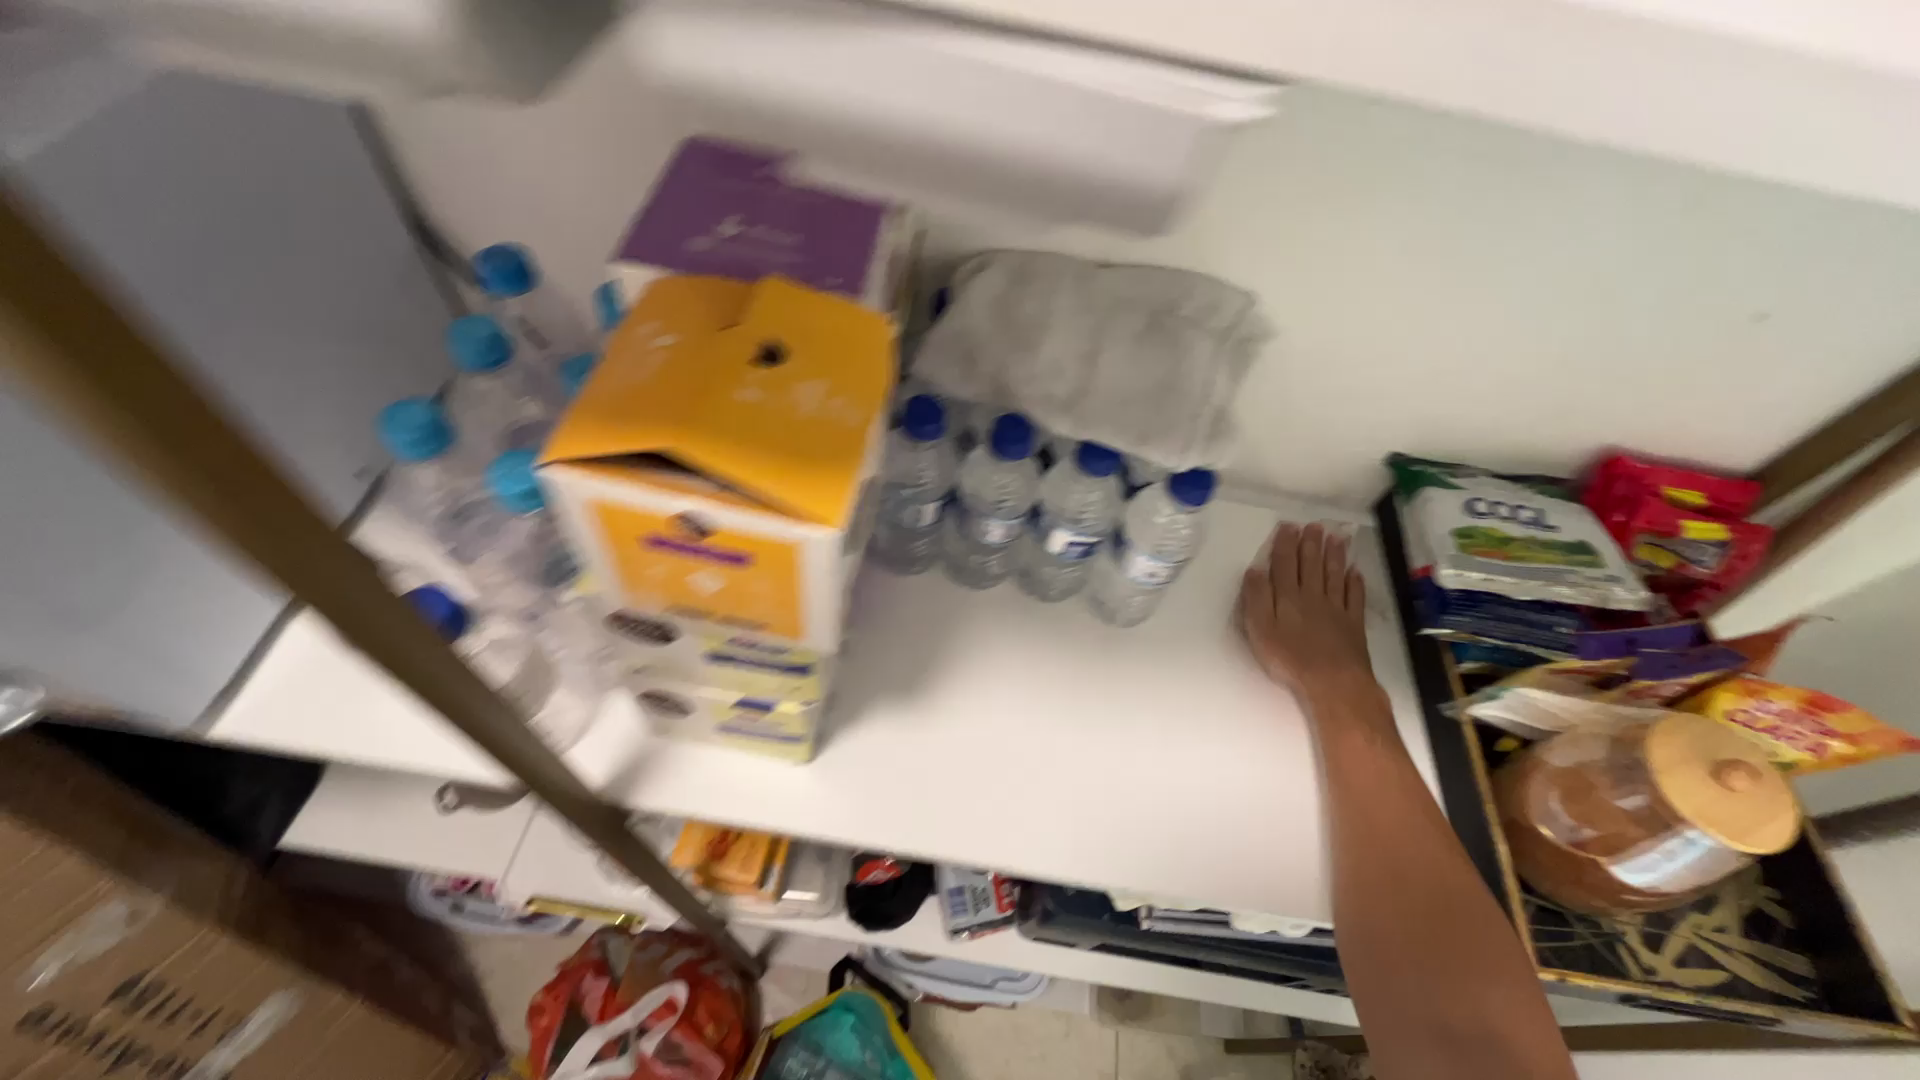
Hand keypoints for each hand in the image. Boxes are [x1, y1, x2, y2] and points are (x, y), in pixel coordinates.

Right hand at [1237, 522, 1376, 705]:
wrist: (1332, 681)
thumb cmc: (1289, 658)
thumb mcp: (1260, 630)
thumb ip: (1257, 598)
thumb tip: (1255, 570)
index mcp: (1287, 597)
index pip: (1284, 565)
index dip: (1285, 545)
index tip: (1288, 527)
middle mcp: (1312, 597)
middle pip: (1311, 565)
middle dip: (1311, 544)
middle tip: (1314, 525)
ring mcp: (1336, 609)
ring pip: (1334, 576)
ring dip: (1334, 556)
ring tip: (1335, 538)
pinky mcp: (1353, 623)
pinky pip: (1354, 597)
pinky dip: (1355, 582)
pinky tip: (1355, 572)